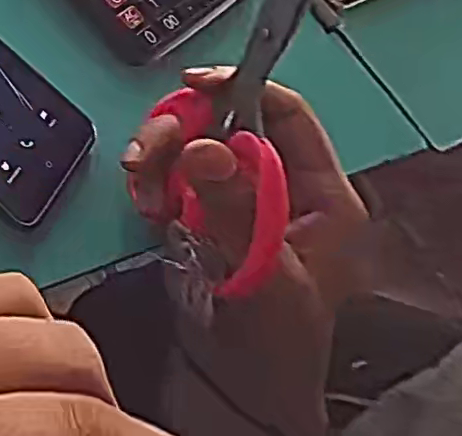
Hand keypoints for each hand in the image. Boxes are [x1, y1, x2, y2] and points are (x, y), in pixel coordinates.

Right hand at [121, 67, 369, 435]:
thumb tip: (206, 146)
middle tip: (147, 154)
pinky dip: (147, 176)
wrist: (232, 378)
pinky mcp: (196, 197)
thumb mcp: (262, 274)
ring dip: (155, 155)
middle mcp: (272, 179)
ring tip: (145, 192)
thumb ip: (235, 209)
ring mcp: (231, 187)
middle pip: (220, 117)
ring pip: (185, 136)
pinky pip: (164, 162)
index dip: (241, 88)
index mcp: (315, 192)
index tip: (194, 84)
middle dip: (177, 130)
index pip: (284, 113)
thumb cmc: (270, 338)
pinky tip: (147, 204)